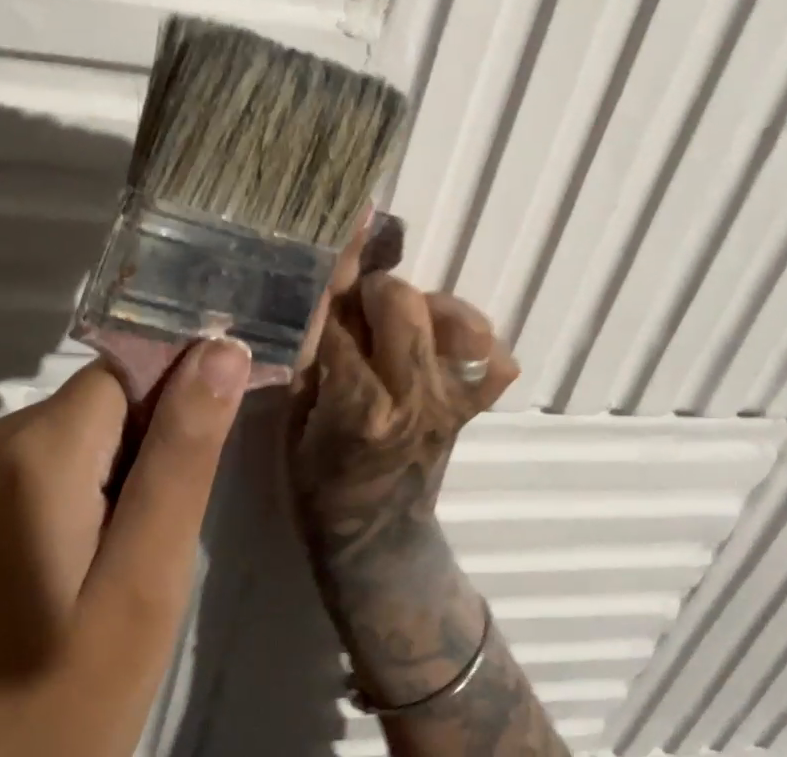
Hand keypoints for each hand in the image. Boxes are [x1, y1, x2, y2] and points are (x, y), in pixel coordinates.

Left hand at [0, 339, 251, 756]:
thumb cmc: (63, 696)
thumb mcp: (144, 583)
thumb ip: (182, 457)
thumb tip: (219, 350)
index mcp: (33, 448)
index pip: (125, 372)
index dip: (170, 411)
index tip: (184, 479)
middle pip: (91, 406)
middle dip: (134, 456)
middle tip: (143, 552)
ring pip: (59, 437)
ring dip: (96, 481)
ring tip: (100, 571)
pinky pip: (19, 469)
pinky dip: (54, 499)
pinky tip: (55, 573)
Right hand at [287, 275, 570, 756]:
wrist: (378, 541)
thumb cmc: (319, 483)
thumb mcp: (293, 423)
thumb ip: (305, 359)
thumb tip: (312, 292)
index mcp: (357, 408)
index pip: (336, 322)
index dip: (323, 282)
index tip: (314, 246)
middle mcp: (413, 398)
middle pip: (402, 303)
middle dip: (370, 287)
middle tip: (351, 300)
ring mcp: (453, 401)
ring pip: (460, 321)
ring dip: (423, 306)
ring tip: (397, 318)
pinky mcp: (475, 406)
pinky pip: (493, 356)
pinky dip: (467, 337)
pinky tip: (435, 340)